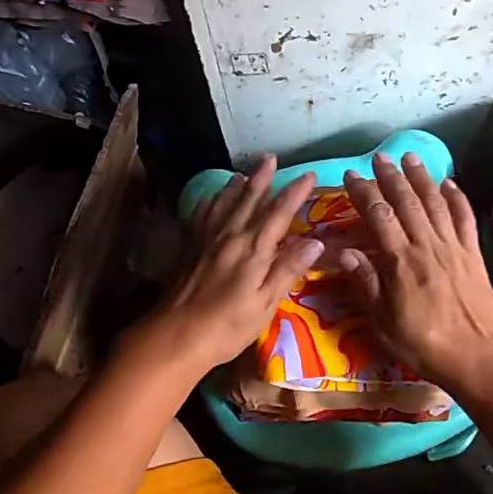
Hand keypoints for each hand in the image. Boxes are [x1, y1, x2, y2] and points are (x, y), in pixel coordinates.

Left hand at [145, 156, 320, 371]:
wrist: (176, 336)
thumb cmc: (227, 326)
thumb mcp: (265, 303)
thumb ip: (287, 270)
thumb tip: (315, 242)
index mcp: (253, 250)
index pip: (279, 213)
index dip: (295, 193)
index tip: (309, 175)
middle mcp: (230, 237)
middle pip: (249, 201)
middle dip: (262, 178)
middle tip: (270, 157)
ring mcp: (207, 242)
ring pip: (225, 205)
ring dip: (236, 186)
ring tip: (243, 172)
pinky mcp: (192, 251)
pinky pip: (203, 218)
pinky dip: (210, 204)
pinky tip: (210, 200)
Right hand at [338, 152, 492, 388]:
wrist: (475, 357)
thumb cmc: (422, 343)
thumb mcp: (382, 321)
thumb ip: (365, 284)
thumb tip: (345, 252)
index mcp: (401, 262)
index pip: (378, 216)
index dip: (364, 193)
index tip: (351, 176)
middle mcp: (427, 246)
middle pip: (407, 202)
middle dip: (391, 177)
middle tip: (378, 158)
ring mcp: (453, 248)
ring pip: (436, 203)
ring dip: (421, 178)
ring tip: (410, 158)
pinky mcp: (473, 254)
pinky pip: (465, 218)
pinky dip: (457, 198)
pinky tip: (448, 183)